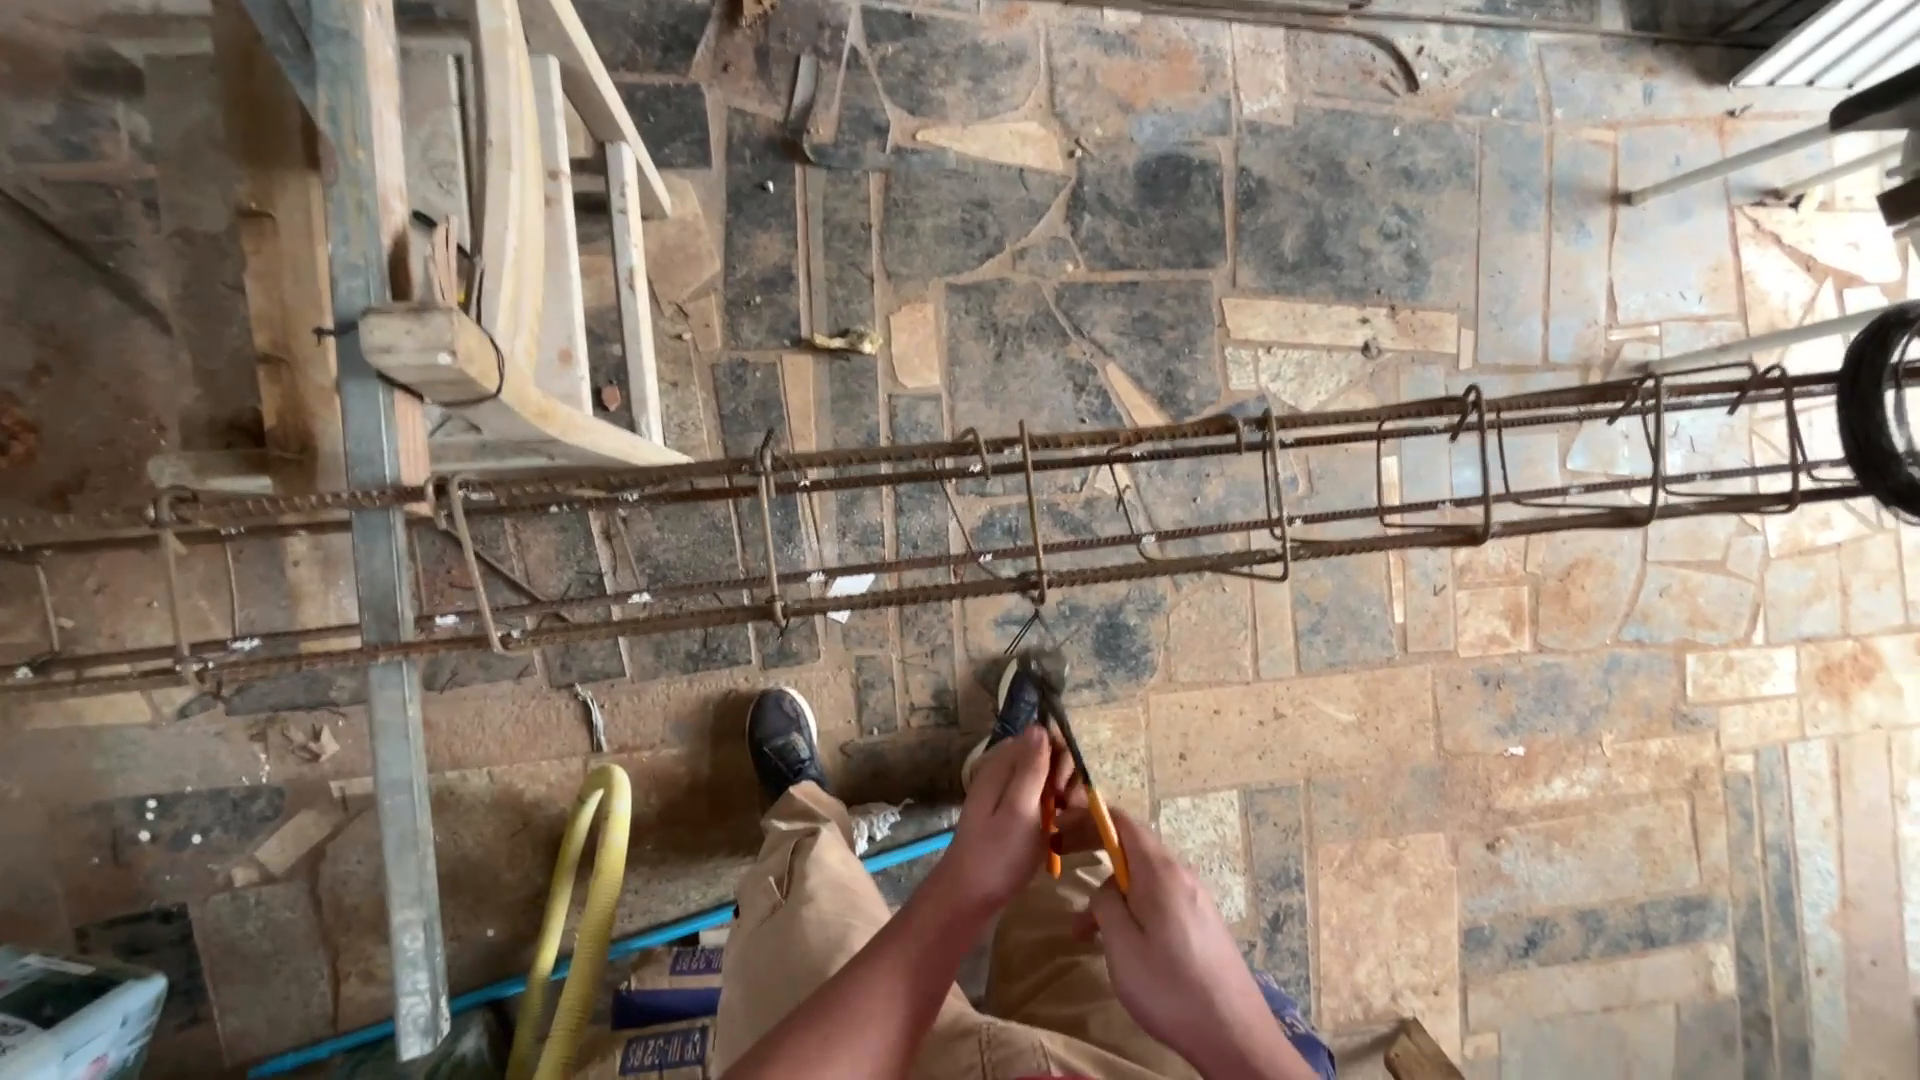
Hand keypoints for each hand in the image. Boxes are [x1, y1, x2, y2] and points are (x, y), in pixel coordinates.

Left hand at [931, 727, 1062, 913]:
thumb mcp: (1019, 809)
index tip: (1064, 788)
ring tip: (1064, 822)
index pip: (1041, 738)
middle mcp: (1004, 773)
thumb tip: (1039, 726)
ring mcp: (1009, 795)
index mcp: (1002, 765)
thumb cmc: (996, 855)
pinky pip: (1042, 800)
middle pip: (1047, 757)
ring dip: (1064, 796)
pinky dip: (1056, 811)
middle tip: (1065, 808)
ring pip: (1048, 780)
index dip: (1060, 757)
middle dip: (1065, 778)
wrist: (970, 897)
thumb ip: (1031, 768)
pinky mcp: (1015, 816)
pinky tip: (1060, 831)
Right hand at [1076, 811, 1300, 1078]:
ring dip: (1111, 890)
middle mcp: (1182, 875)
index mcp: (1161, 872)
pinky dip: (1133, 905)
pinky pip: (1160, 898)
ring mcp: (1197, 899)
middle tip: (1060, 855)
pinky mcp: (1203, 923)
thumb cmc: (1170, 987)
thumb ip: (1106, 904)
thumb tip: (1107, 889)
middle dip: (1095, 848)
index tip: (1062, 821)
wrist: (1235, 1036)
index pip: (1124, 822)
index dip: (1091, 815)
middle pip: (1134, 846)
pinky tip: (1121, 941)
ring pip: (1144, 878)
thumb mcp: (1122, 945)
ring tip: (1083, 930)